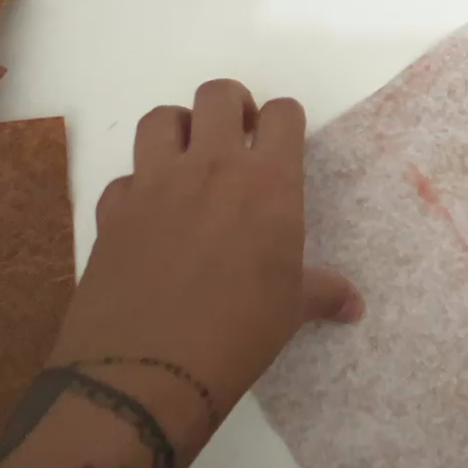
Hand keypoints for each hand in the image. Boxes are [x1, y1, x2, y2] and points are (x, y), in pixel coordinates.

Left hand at [47, 80, 362, 450]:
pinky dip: (137, 187)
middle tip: (238, 137)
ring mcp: (155, 185)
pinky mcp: (112, 212)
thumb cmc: (240, 331)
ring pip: (160, 118)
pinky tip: (148, 217)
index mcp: (268, 181)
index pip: (283, 113)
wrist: (145, 372)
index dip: (286, 119)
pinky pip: (123, 178)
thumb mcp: (292, 309)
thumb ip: (324, 293)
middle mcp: (212, 168)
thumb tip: (355, 306)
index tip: (283, 140)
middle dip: (232, 105)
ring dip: (179, 129)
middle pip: (218, 94)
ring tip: (189, 160)